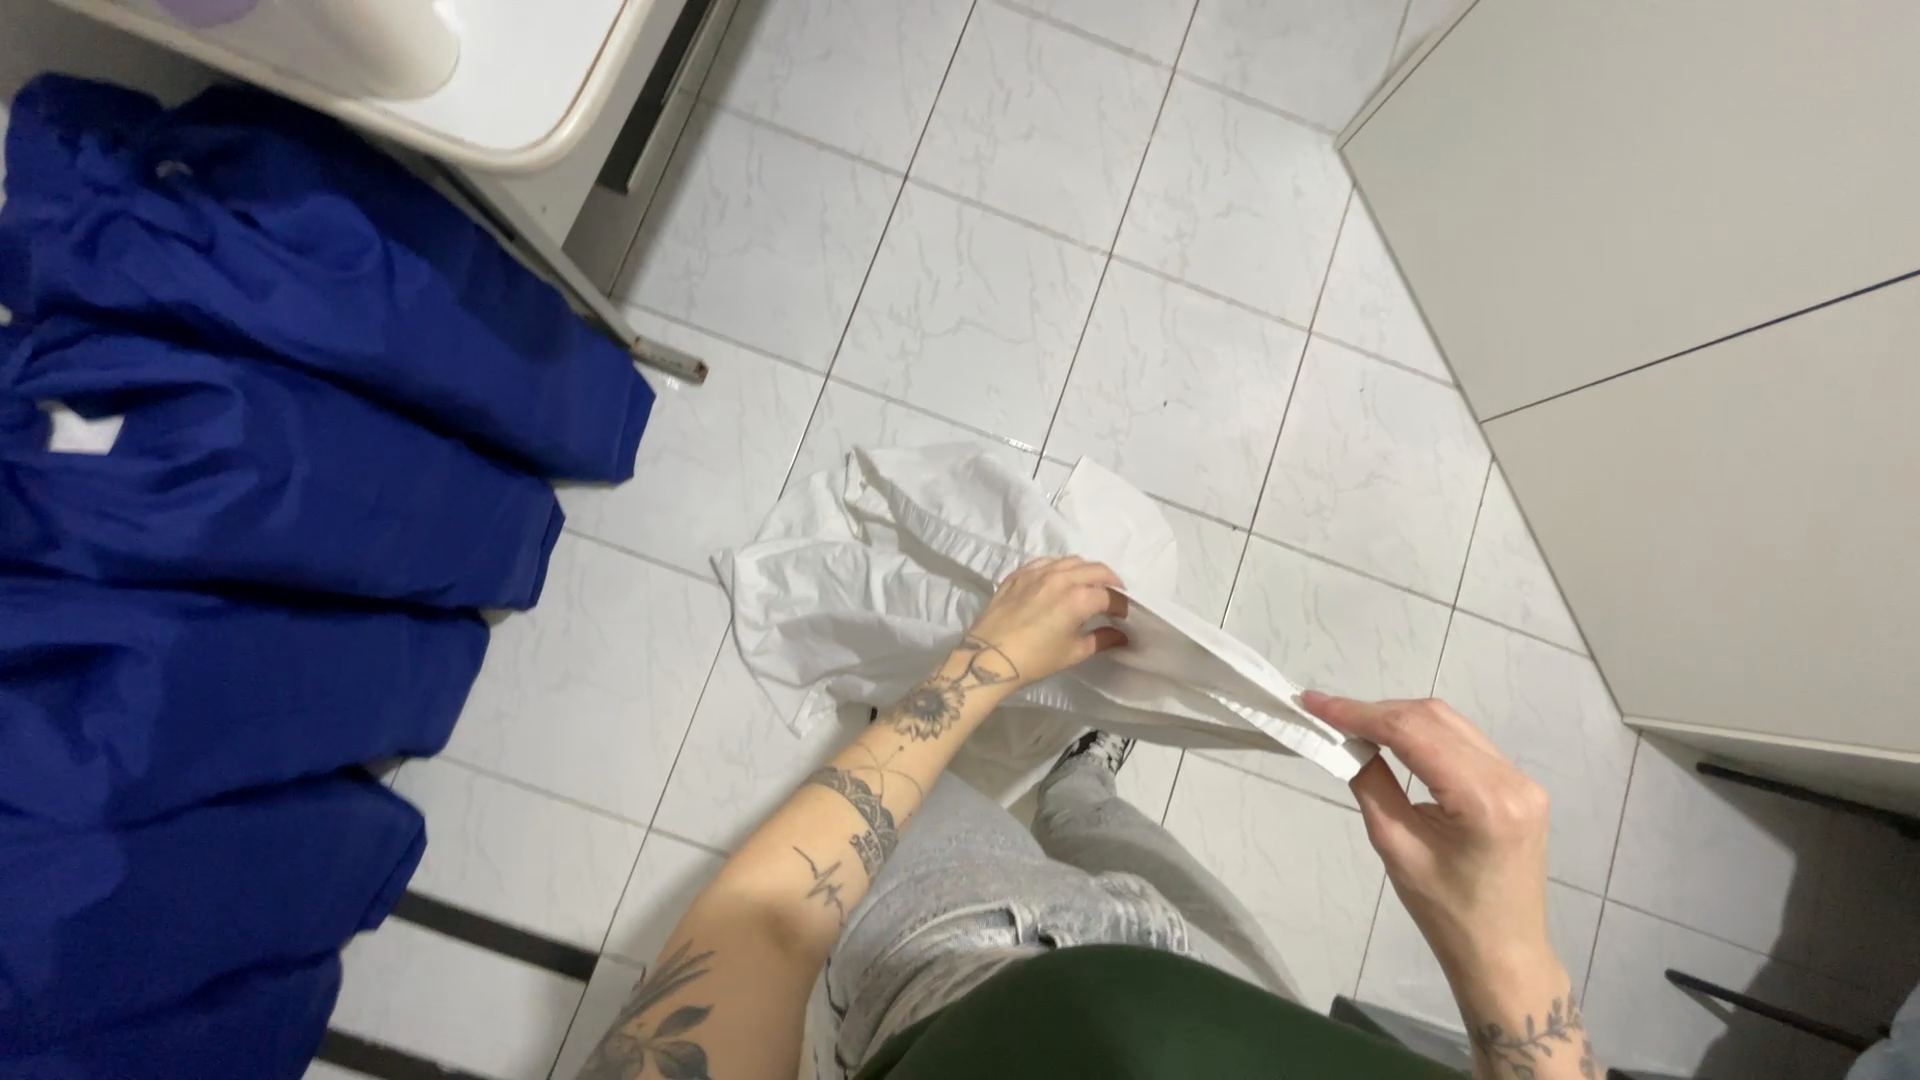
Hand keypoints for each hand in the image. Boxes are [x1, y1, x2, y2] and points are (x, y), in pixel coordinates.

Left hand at [965, 556, 1127, 688]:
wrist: (988, 657)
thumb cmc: (1035, 659)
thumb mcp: (1073, 653)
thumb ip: (1101, 640)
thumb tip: (1120, 636)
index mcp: (1079, 598)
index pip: (1110, 595)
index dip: (1121, 605)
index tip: (1122, 615)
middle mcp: (1061, 578)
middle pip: (1095, 569)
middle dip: (1109, 580)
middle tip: (1113, 594)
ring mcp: (1037, 573)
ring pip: (1070, 560)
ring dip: (1085, 570)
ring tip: (1088, 583)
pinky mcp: (1018, 575)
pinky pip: (1044, 562)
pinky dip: (1058, 567)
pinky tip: (1058, 578)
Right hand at [1300, 692, 1558, 992]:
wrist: (1502, 951)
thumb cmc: (1443, 910)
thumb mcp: (1394, 844)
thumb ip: (1369, 782)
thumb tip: (1343, 739)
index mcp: (1484, 801)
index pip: (1412, 733)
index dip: (1358, 712)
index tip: (1314, 703)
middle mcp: (1511, 780)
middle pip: (1431, 718)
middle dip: (1374, 711)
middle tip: (1327, 716)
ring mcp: (1521, 779)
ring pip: (1447, 721)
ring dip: (1396, 717)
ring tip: (1353, 726)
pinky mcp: (1517, 783)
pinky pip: (1461, 738)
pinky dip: (1420, 731)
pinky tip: (1391, 739)